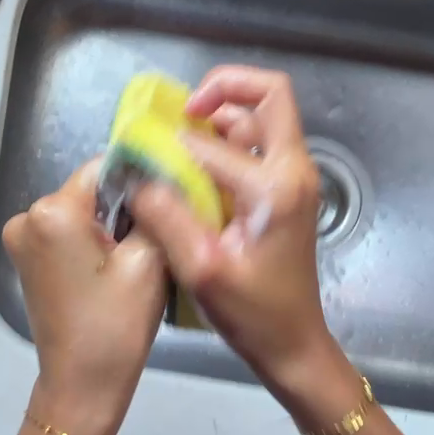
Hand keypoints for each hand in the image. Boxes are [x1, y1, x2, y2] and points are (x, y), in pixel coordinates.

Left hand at [3, 158, 166, 434]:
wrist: (81, 387)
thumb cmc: (115, 326)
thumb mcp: (148, 261)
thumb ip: (154, 210)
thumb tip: (164, 179)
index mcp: (52, 212)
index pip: (104, 167)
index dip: (140, 177)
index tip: (170, 196)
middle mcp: (27, 217)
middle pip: (90, 190)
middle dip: (125, 205)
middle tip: (160, 231)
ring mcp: (22, 240)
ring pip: (81, 212)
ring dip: (110, 225)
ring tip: (141, 254)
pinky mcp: (27, 260)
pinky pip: (68, 234)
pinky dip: (93, 242)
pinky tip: (117, 267)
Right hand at [128, 66, 334, 384]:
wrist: (294, 344)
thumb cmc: (254, 313)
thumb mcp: (203, 269)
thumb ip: (168, 216)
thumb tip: (139, 177)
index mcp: (277, 185)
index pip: (216, 142)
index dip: (175, 143)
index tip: (143, 155)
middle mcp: (293, 170)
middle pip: (268, 96)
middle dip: (223, 90)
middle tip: (181, 113)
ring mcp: (293, 180)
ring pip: (262, 119)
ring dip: (223, 116)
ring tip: (180, 135)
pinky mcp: (285, 193)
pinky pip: (257, 147)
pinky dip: (226, 141)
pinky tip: (193, 165)